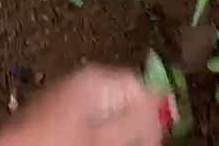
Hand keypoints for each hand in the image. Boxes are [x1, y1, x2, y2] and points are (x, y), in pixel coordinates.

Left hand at [0, 66, 168, 145]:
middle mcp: (82, 80)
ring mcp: (65, 97)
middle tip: (133, 145)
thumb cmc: (59, 144)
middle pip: (123, 100)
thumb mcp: (105, 137)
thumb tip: (167, 102)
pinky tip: (85, 142)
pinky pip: (85, 121)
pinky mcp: (51, 115)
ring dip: (112, 133)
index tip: (151, 142)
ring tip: (106, 143)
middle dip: (131, 127)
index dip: (152, 114)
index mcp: (97, 78)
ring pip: (104, 114)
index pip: (140, 85)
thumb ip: (137, 118)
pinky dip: (92, 134)